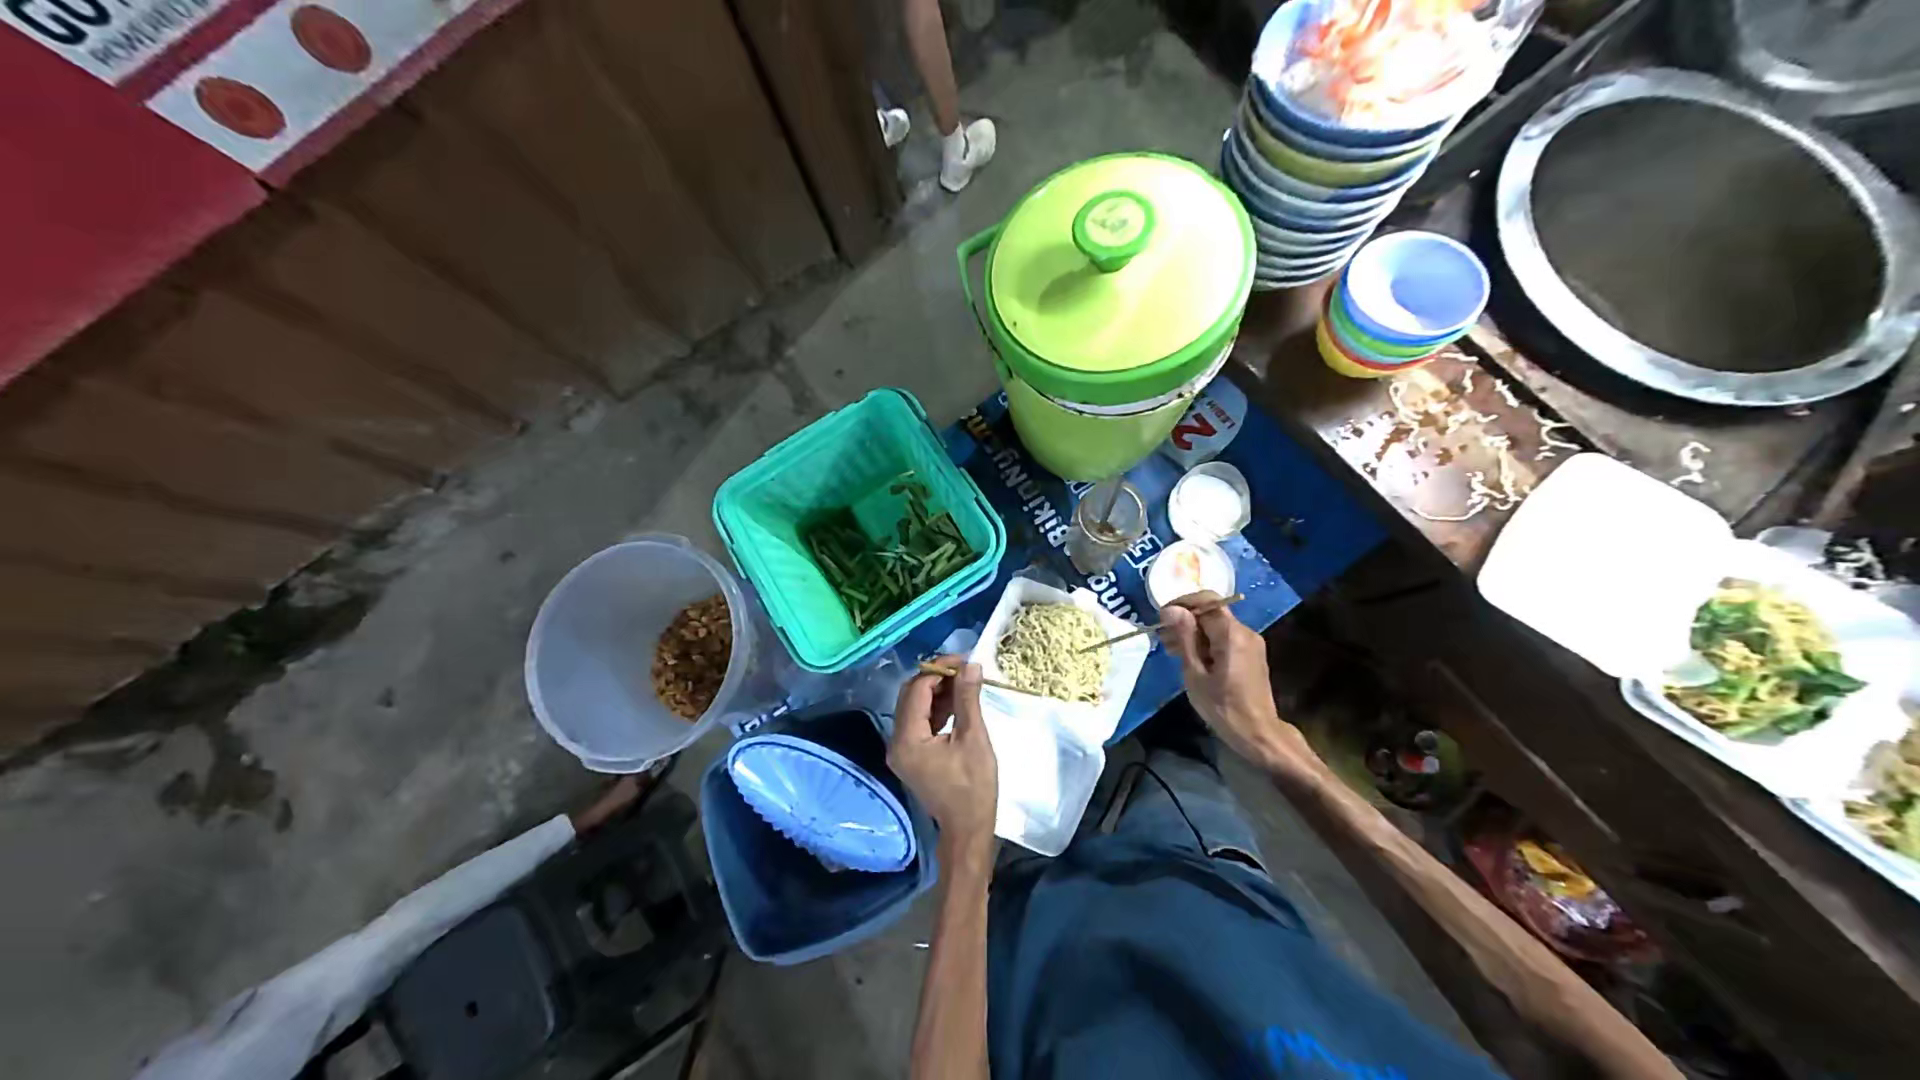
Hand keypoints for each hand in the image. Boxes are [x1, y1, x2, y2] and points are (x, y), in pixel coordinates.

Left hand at [889, 656, 997, 852]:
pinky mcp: (911, 756)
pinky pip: (919, 722)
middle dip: (936, 679)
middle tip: (964, 670)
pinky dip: (936, 709)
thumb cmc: (973, 787)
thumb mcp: (973, 738)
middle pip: (910, 696)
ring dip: (937, 693)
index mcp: (907, 739)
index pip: (917, 690)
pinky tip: (957, 703)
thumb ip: (967, 699)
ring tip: (965, 683)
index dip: (939, 670)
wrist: (968, 829)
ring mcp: (901, 750)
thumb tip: (970, 666)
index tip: (964, 661)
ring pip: (914, 708)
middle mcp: (896, 742)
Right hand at [1161, 593, 1319, 781]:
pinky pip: (1224, 637)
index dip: (1181, 604)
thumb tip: (1171, 610)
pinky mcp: (1251, 653)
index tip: (1162, 618)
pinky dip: (1206, 641)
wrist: (1257, 733)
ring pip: (1216, 624)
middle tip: (1162, 637)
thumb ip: (1185, 638)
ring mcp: (1251, 642)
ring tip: (1172, 649)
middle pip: (1211, 611)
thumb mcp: (1195, 674)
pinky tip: (1191, 657)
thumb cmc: (1222, 707)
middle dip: (1185, 619)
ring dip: (1193, 631)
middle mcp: (1245, 631)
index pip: (1206, 601)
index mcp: (1232, 634)